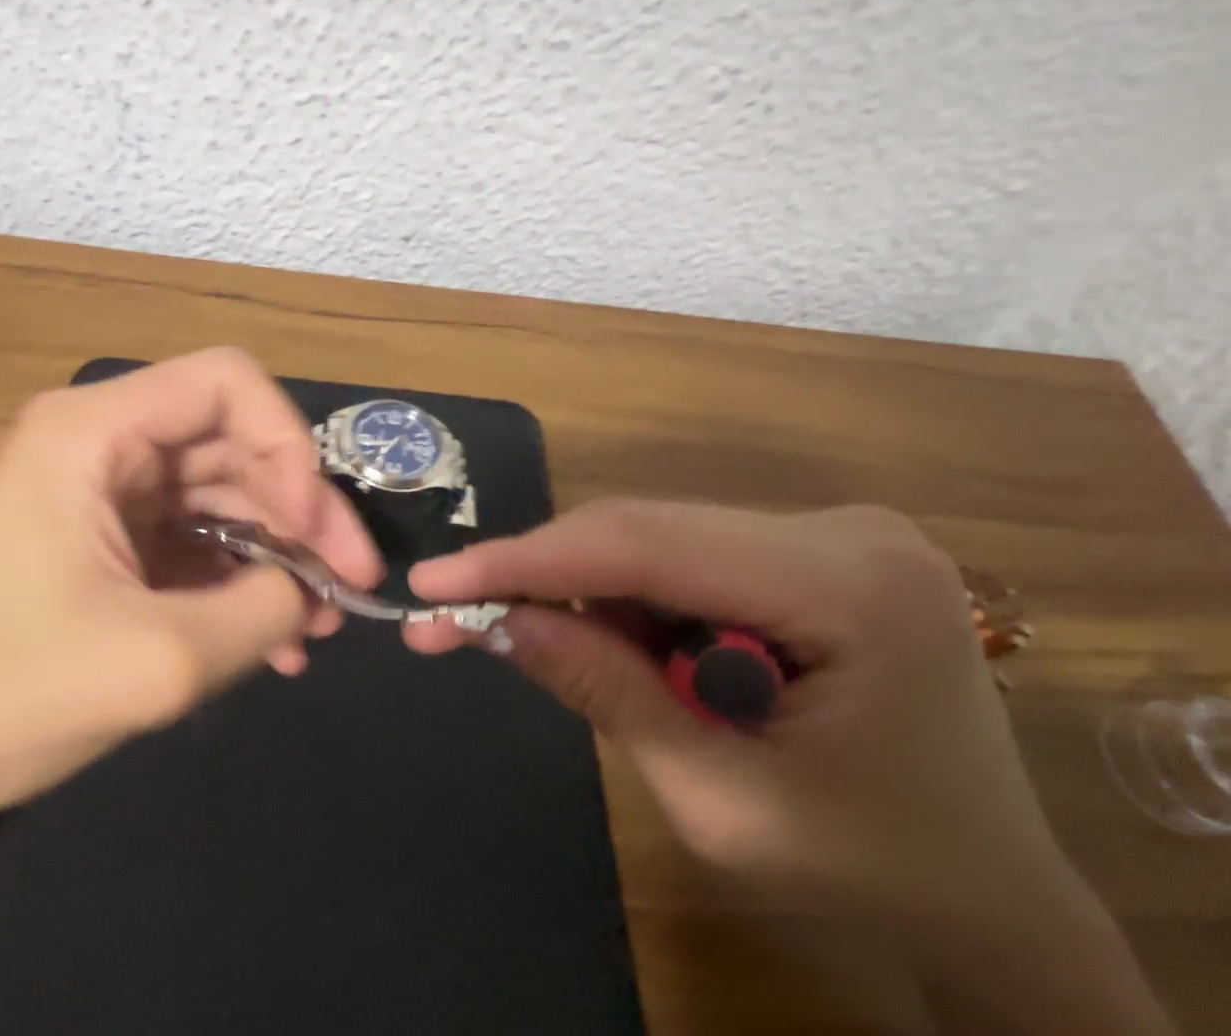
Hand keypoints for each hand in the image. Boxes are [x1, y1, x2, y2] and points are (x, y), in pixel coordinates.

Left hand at [0, 348, 380, 827]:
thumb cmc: (10, 694)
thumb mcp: (163, 658)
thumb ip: (264, 611)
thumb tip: (309, 589)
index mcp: (91, 433)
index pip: (228, 384)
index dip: (291, 447)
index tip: (316, 534)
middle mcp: (95, 446)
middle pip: (232, 446)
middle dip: (300, 515)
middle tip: (350, 592)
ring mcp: (97, 499)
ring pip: (218, 502)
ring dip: (275, 560)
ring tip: (316, 633)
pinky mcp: (100, 550)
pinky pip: (190, 548)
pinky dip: (236, 587)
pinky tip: (274, 644)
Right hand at [402, 501, 1064, 911]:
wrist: (984, 887)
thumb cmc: (865, 864)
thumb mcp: (718, 799)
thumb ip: (608, 695)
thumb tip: (500, 623)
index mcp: (849, 589)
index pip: (646, 546)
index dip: (526, 561)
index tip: (432, 582)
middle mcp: (845, 532)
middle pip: (645, 529)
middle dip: (540, 577)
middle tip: (450, 620)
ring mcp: (835, 536)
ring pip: (657, 541)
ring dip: (586, 597)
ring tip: (551, 659)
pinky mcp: (813, 553)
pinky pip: (686, 560)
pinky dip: (632, 605)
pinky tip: (629, 659)